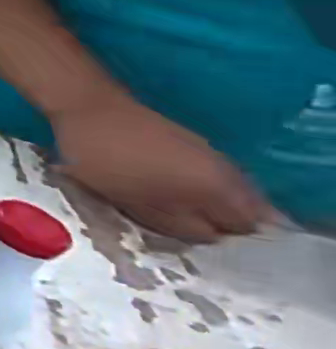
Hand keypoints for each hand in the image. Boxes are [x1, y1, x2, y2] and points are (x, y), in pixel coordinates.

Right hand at [51, 95, 273, 241]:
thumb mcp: (202, 149)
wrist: (87, 113)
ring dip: (181, 226)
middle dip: (211, 226)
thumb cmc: (150, 126)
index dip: (241, 217)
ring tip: (175, 212)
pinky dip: (151, 218)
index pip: (242, 223)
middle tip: (204, 211)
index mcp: (209, 186)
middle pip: (208, 234)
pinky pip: (142, 221)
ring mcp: (142, 205)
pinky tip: (146, 205)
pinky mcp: (111, 203)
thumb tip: (260, 214)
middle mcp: (179, 203)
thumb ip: (234, 183)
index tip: (233, 208)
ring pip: (173, 233)